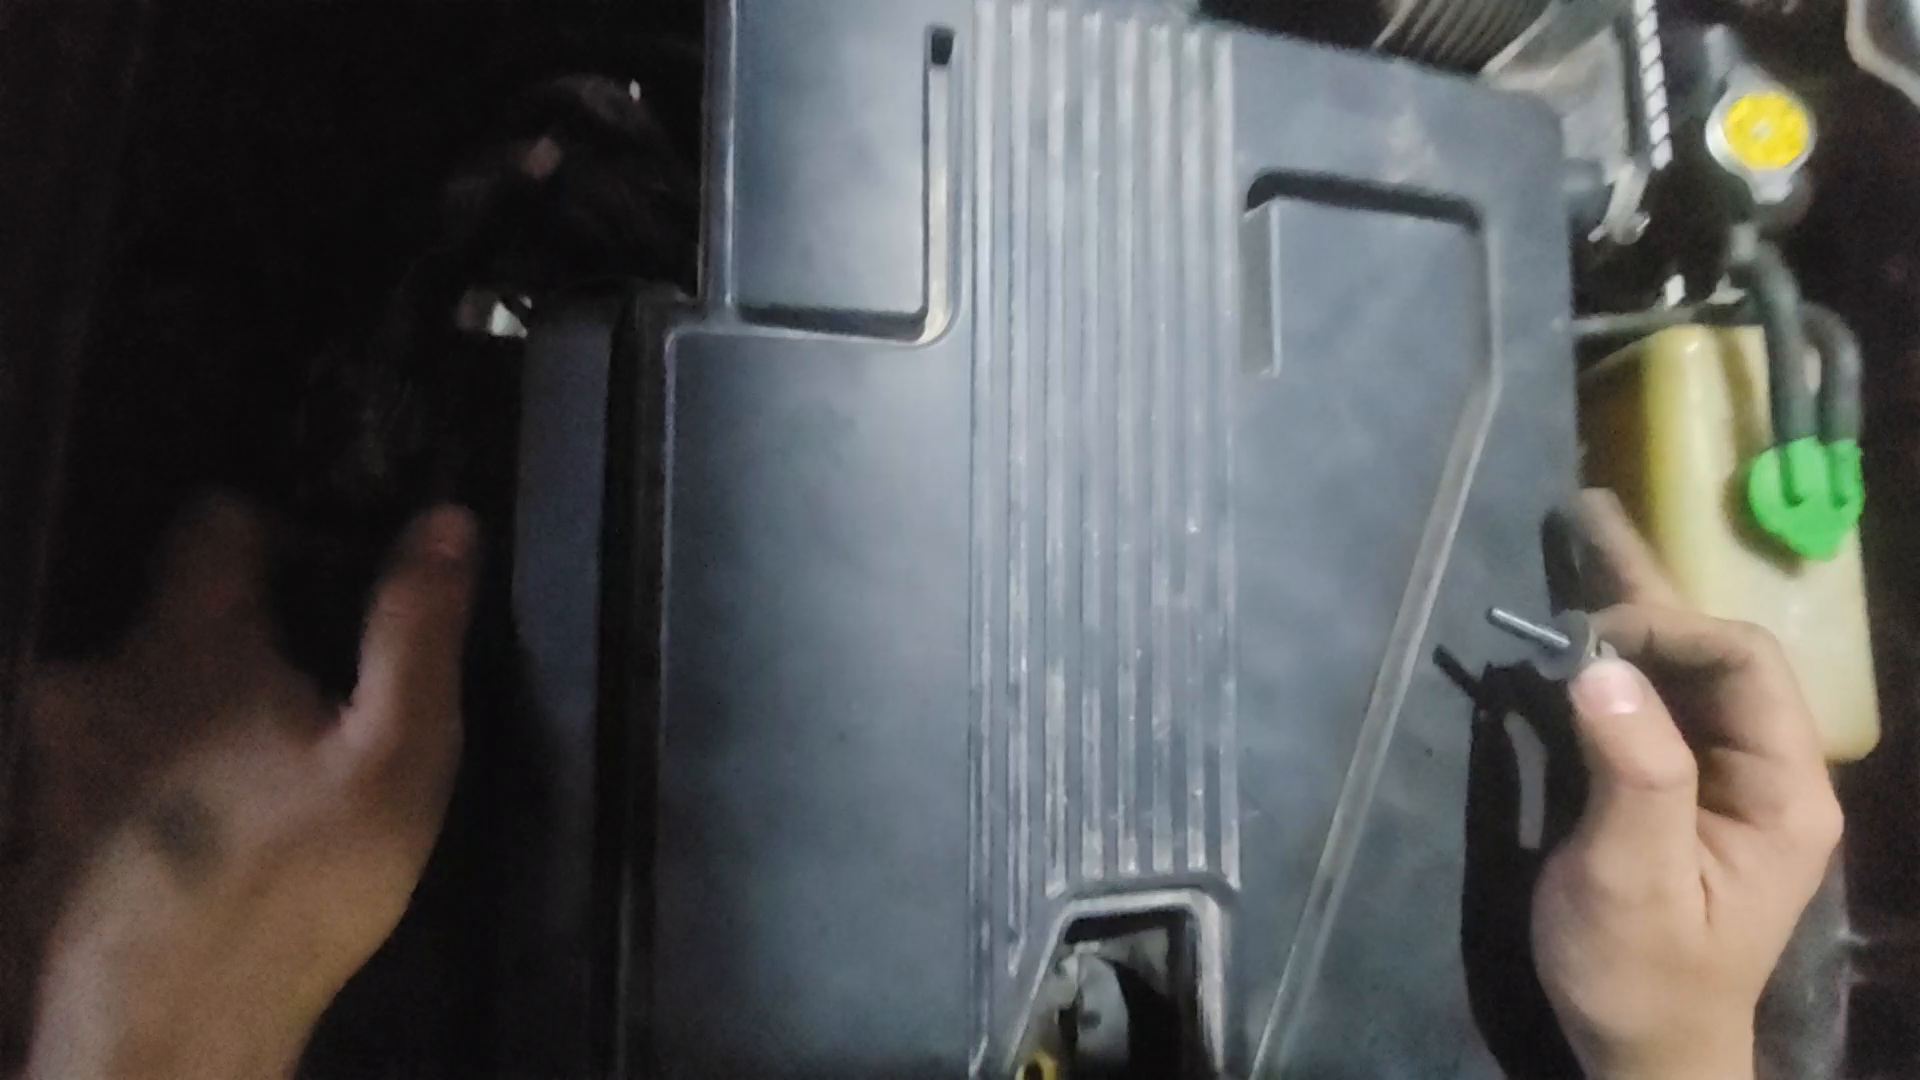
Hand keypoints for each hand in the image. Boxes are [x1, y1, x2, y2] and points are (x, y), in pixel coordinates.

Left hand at [19, 497, 476, 1079]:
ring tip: (283, 732)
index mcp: (188, 650)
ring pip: (140, 672)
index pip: (220, 526)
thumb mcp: (401, 747)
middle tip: (329, 669)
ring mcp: (56, 755)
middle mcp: (96, 683)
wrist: (172, 1041)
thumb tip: (447, 522)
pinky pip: (118, 736)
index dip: (288, 522)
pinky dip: (175, 736)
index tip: (344, 555)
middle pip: (175, 598)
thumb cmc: (306, 878)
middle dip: (253, 609)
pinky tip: (228, 794)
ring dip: (209, 677)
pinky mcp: (46, 821)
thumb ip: (417, 628)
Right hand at [1531, 492, 1842, 1079]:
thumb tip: (1596, 667)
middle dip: (1644, 584)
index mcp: (1778, 788)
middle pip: (1709, 650)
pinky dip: (1600, 652)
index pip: (1739, 666)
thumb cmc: (1640, 963)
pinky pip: (1636, 697)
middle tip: (1584, 515)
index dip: (1663, 632)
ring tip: (1576, 542)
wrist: (1637, 1033)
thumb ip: (1633, 771)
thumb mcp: (1635, 876)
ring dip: (1620, 605)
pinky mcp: (1657, 779)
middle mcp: (1753, 765)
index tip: (1578, 639)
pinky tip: (1568, 627)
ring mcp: (1705, 771)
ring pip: (1671, 667)